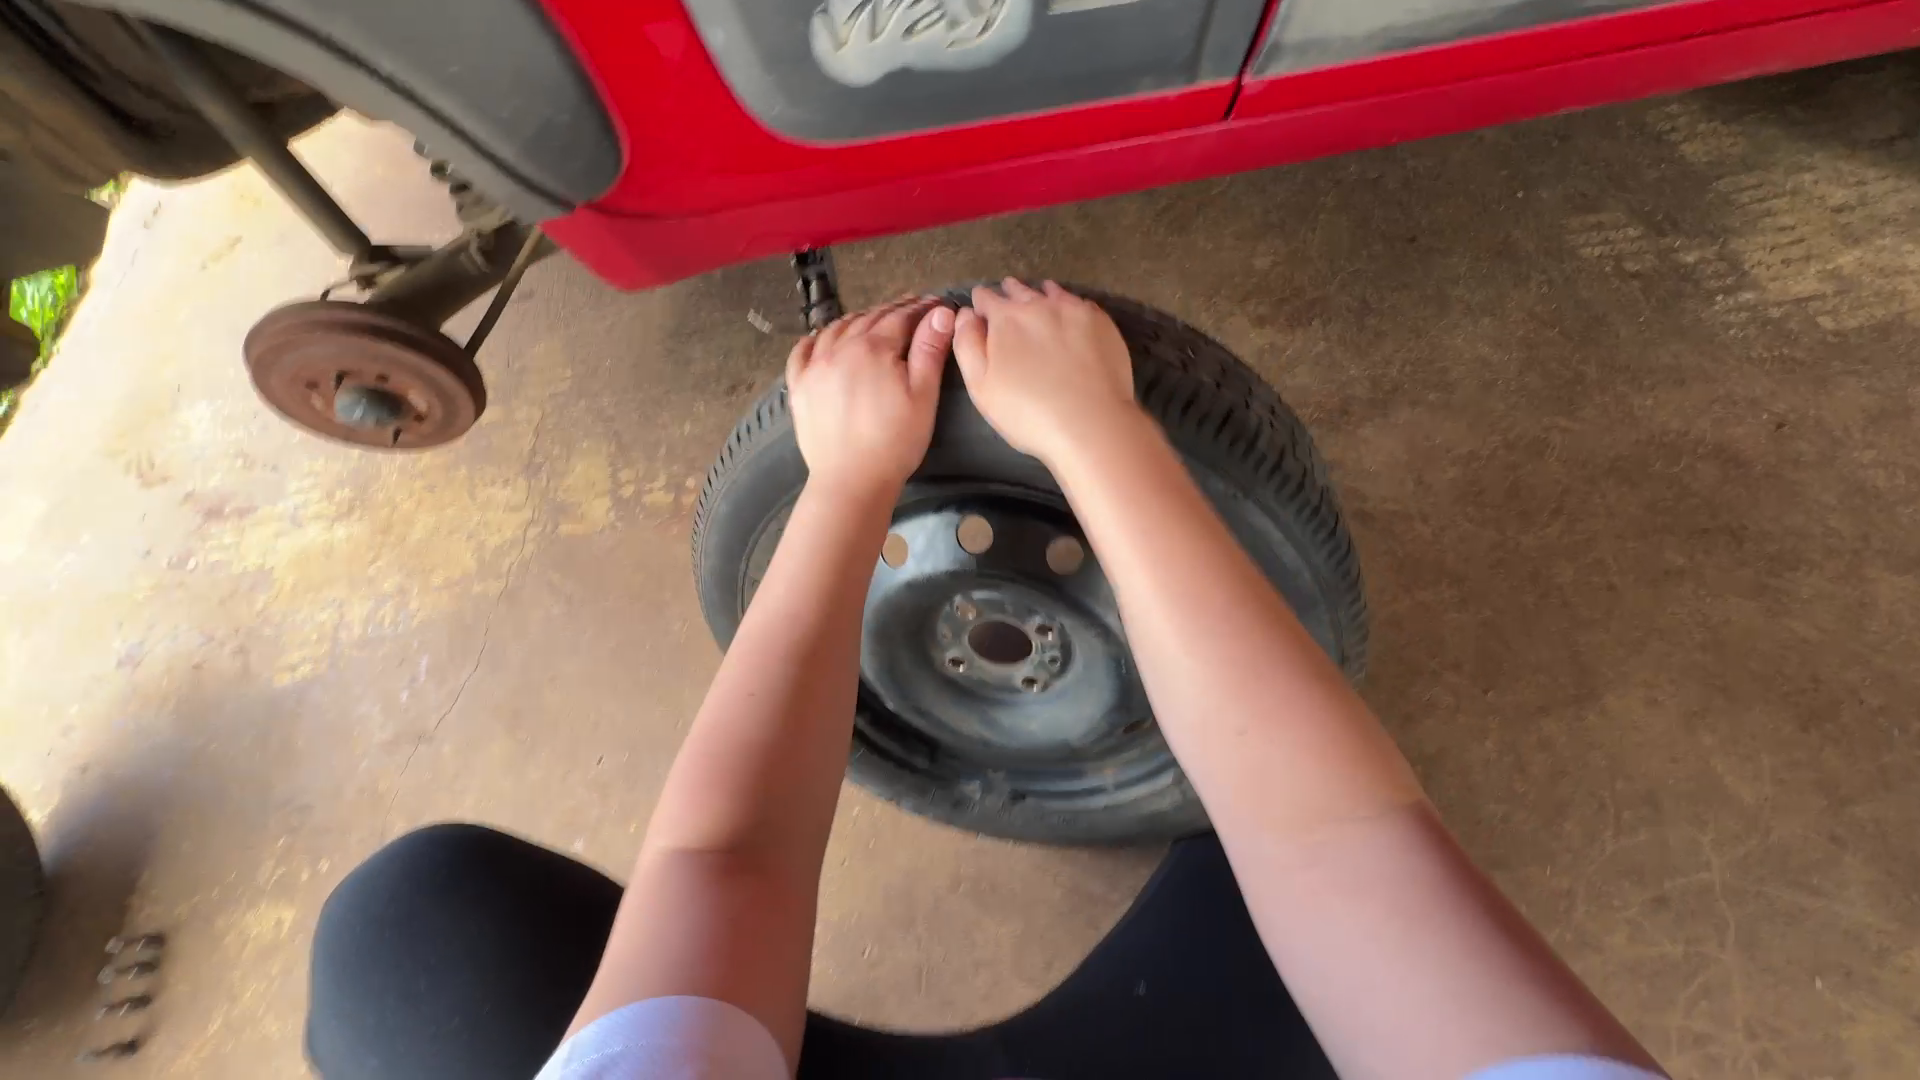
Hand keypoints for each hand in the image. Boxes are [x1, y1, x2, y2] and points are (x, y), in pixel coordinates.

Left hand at [787, 296, 955, 498]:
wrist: (851, 481)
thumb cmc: (895, 442)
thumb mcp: (923, 396)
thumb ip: (929, 351)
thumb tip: (940, 313)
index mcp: (873, 348)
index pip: (901, 317)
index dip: (922, 309)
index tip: (938, 305)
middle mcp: (839, 348)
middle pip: (869, 318)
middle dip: (894, 310)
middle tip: (913, 309)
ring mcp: (814, 367)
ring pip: (836, 329)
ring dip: (858, 319)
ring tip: (874, 321)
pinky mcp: (799, 388)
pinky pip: (802, 352)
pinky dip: (815, 339)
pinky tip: (823, 339)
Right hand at [951, 279, 1137, 464]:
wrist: (1091, 424)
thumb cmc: (1027, 412)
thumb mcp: (980, 386)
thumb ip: (967, 344)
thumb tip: (965, 314)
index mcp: (1005, 318)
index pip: (985, 297)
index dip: (980, 304)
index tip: (980, 312)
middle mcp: (1039, 304)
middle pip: (1019, 290)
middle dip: (1009, 294)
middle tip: (1007, 300)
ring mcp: (1074, 310)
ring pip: (1052, 292)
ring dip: (1040, 295)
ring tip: (1039, 301)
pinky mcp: (1101, 322)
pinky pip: (1080, 304)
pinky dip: (1069, 306)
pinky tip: (1070, 318)